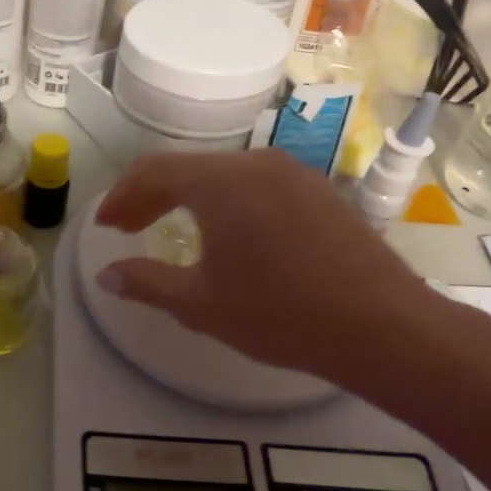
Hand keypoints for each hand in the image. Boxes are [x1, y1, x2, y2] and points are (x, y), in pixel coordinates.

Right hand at [94, 149, 456, 380]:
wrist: (384, 326)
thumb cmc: (281, 314)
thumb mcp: (201, 304)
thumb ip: (146, 283)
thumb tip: (106, 276)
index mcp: (220, 182)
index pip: (153, 171)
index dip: (121, 196)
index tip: (105, 225)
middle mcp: (256, 163)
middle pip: (188, 168)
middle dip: (151, 196)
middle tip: (128, 228)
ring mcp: (295, 174)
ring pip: (225, 175)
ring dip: (190, 198)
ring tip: (173, 231)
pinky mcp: (321, 192)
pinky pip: (258, 186)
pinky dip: (228, 203)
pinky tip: (230, 235)